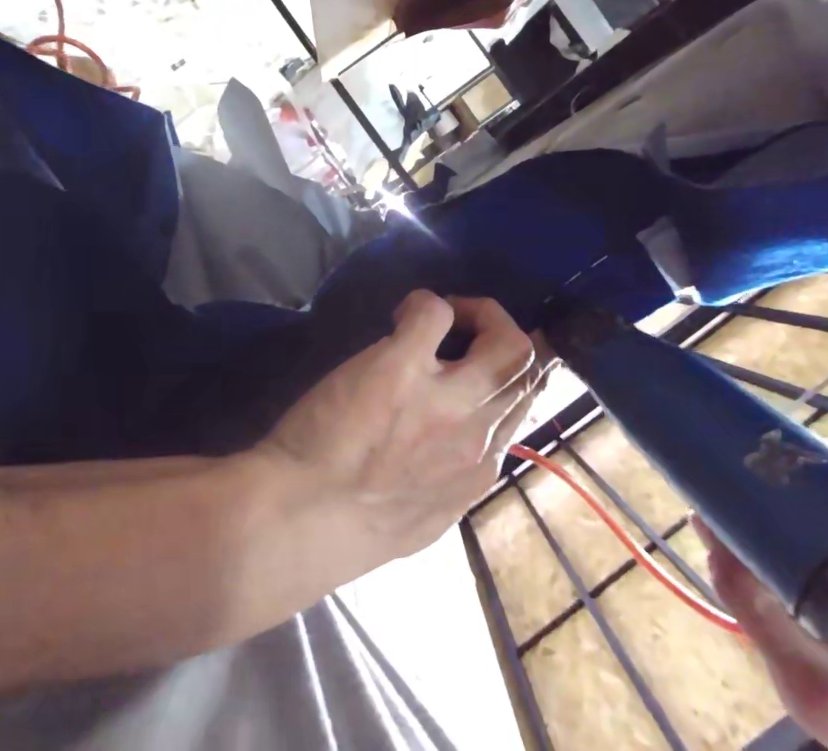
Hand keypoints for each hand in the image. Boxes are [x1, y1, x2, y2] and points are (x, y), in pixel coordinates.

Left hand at [253, 290, 540, 575]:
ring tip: (446, 320)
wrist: (297, 521)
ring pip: (508, 340)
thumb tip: (457, 444)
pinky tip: (400, 316)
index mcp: (481, 468)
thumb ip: (453, 477)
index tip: (481, 363)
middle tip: (468, 330)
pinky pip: (435, 313)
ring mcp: (445, 400)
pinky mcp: (400, 367)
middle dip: (504, 333)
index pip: (528, 403)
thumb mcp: (425, 512)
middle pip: (529, 365)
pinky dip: (424, 304)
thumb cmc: (350, 523)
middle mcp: (478, 432)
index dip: (513, 371)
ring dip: (480, 316)